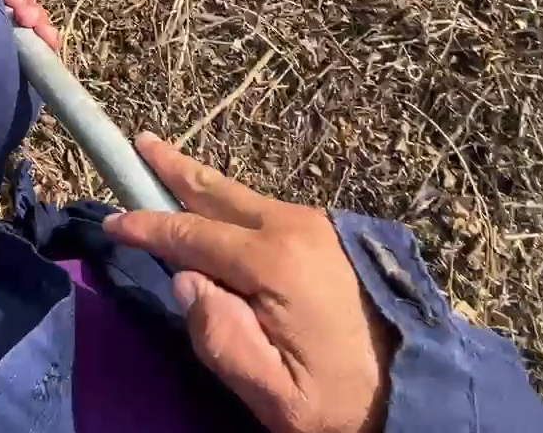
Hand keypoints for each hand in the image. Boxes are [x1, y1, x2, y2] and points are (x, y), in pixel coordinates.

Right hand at [104, 134, 395, 432]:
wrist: (430, 396)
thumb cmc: (346, 402)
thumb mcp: (278, 396)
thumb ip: (221, 339)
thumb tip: (184, 281)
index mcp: (274, 264)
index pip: (191, 235)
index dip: (146, 227)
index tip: (112, 223)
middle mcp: (292, 228)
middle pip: (215, 191)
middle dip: (171, 166)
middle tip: (138, 140)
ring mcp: (315, 225)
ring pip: (240, 195)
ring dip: (197, 180)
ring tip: (163, 157)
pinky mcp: (330, 233)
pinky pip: (263, 208)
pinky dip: (227, 199)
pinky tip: (214, 203)